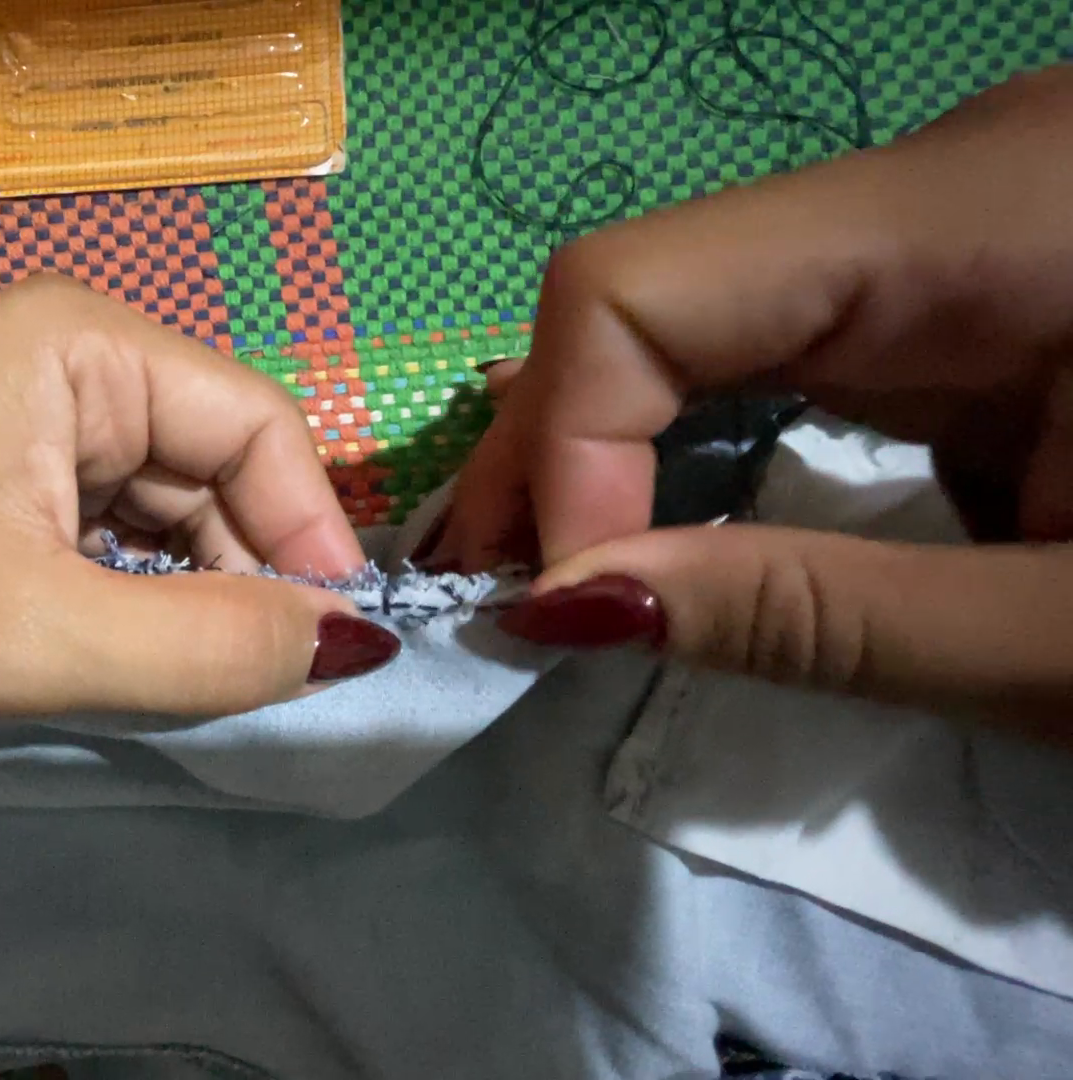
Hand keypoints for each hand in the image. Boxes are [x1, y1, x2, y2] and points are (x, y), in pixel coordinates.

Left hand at [0, 275, 397, 733]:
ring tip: (195, 662)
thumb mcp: (42, 632)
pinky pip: (132, 532)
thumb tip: (348, 644)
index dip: (306, 523)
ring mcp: (49, 422)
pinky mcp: (29, 480)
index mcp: (75, 346)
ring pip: (180, 505)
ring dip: (204, 587)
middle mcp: (70, 364)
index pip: (247, 420)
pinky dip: (157, 591)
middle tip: (264, 666)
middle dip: (251, 566)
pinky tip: (147, 640)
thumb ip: (204, 644)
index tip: (334, 627)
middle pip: (218, 464)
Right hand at [440, 65, 1072, 727]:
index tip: (560, 587)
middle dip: (539, 453)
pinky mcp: (931, 282)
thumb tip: (559, 610)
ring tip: (534, 552)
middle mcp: (936, 180)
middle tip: (487, 575)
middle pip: (626, 297)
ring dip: (575, 451)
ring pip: (658, 321)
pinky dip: (650, 442)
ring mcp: (927, 226)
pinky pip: (726, 347)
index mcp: (1000, 211)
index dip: (561, 441)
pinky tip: (624, 510)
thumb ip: (803, 616)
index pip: (636, 292)